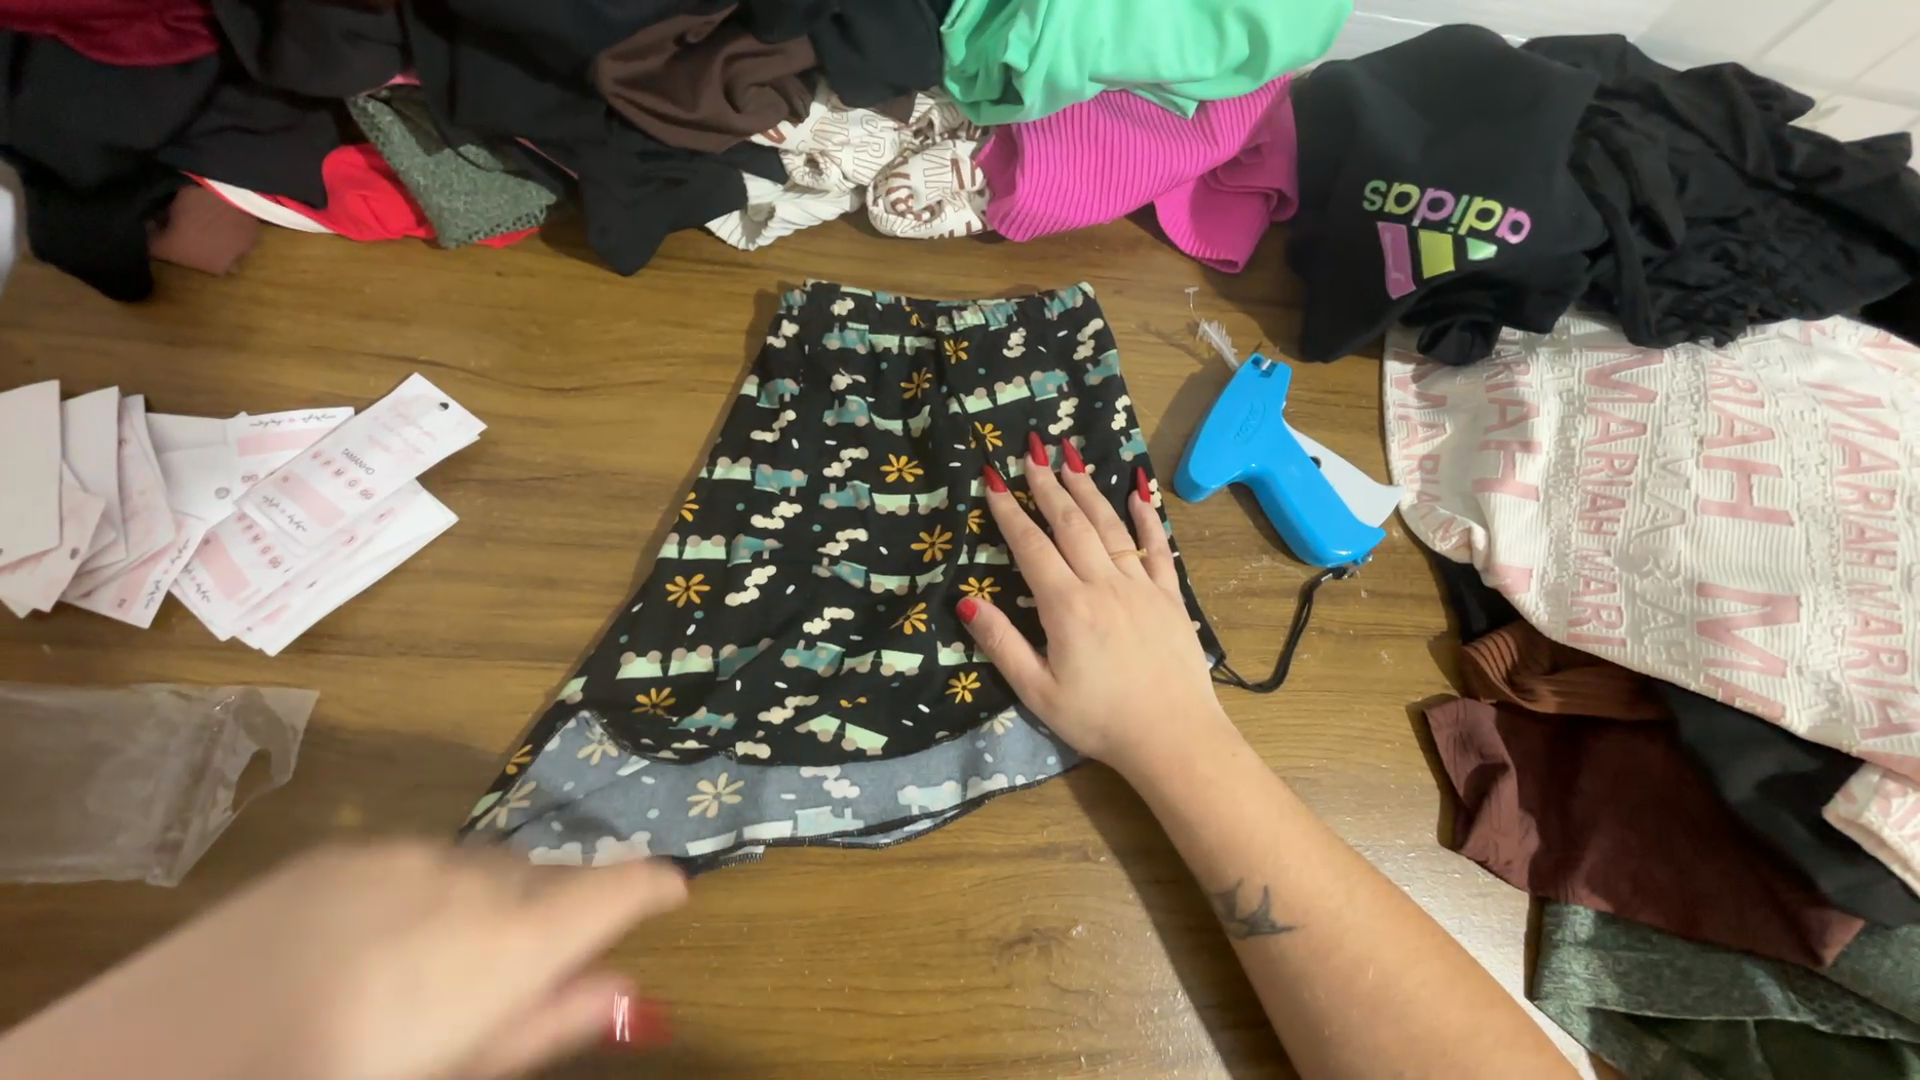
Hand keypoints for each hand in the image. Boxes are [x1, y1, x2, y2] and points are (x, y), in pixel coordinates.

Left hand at [0, 841, 687, 1079]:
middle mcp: (479, 876)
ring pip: (491, 866)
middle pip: (556, 878)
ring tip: (441, 964)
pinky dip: (433, 892)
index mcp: (516, 939)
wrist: (144, 1066)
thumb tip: (636, 995)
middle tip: (529, 968)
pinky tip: (378, 943)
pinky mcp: (347, 850)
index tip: (671, 895)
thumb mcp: (455, 1070)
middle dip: (563, 911)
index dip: (657, 886)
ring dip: (495, 902)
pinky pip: (424, 861)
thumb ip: (551, 1022)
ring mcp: (409, 855)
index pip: (626, 884)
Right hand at [960, 433, 1235, 776]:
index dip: (1010, 511)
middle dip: (1048, 484)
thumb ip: (1002, 643)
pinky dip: (1146, 516)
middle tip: (1032, 450)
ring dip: (1088, 489)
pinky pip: (1157, 548)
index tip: (994, 479)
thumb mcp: (1037, 691)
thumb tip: (967, 600)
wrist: (1174, 738)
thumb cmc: (1099, 720)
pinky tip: (1137, 490)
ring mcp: (1141, 586)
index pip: (1031, 546)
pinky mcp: (1171, 596)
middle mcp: (1103, 584)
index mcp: (1066, 606)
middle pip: (1071, 524)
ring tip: (1071, 457)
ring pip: (1110, 526)